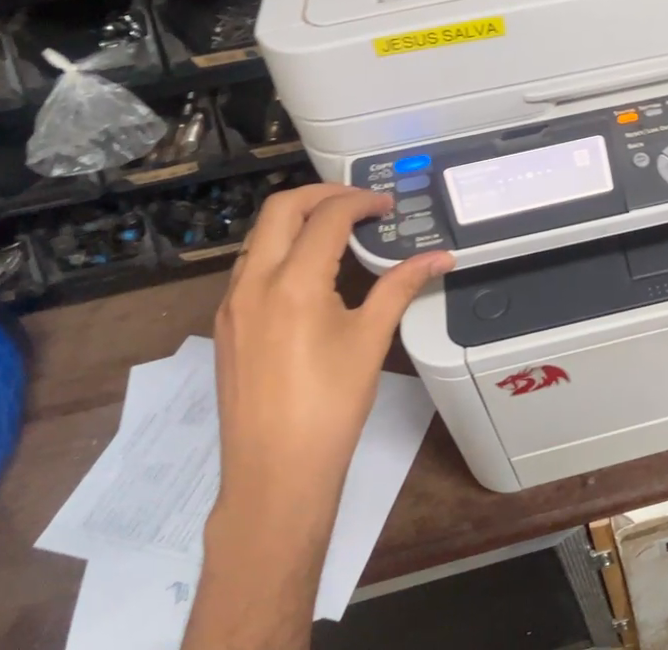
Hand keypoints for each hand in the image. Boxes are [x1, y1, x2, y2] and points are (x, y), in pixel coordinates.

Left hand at [211, 184, 452, 517]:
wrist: (275, 472)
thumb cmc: (331, 406)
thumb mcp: (371, 340)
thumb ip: (401, 287)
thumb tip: (441, 257)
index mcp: (292, 283)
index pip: (326, 218)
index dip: (360, 202)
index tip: (387, 206)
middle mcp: (253, 283)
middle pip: (280, 209)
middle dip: (322, 194)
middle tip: (359, 202)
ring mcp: (232, 303)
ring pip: (258, 235)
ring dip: (296, 219)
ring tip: (336, 229)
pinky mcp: (226, 324)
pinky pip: (249, 266)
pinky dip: (279, 248)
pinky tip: (309, 270)